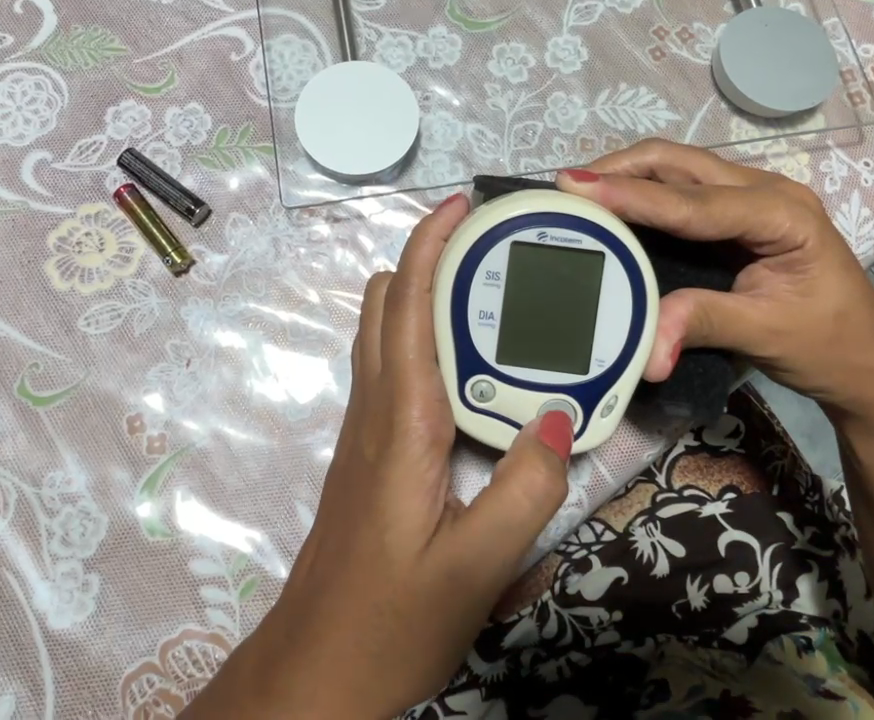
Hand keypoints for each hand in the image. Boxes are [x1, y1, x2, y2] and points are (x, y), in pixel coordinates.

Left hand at [188, 193, 572, 718]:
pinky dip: (426, 344)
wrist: (317, 668)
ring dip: (424, 300)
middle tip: (492, 254)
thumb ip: (525, 491)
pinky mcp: (370, 454)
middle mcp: (375, 410)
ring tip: (493, 302)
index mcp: (401, 421)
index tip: (461, 205)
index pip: (406, 306)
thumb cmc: (391, 619)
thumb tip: (556, 418)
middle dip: (427, 261)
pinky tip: (475, 377)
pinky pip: (394, 372)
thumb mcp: (476, 567)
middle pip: (383, 305)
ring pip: (383, 335)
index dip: (429, 245)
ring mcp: (366, 430)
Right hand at [557, 139, 873, 423]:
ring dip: (627, 173)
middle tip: (565, 185)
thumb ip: (703, 324)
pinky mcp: (735, 213)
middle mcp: (766, 191)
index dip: (632, 195)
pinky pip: (680, 189)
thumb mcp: (767, 334)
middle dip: (621, 167)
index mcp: (783, 214)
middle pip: (680, 162)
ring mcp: (751, 197)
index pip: (694, 202)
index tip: (575, 187)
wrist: (867, 362)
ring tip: (577, 191)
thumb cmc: (829, 345)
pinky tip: (611, 204)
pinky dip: (641, 191)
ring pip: (677, 168)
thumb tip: (645, 348)